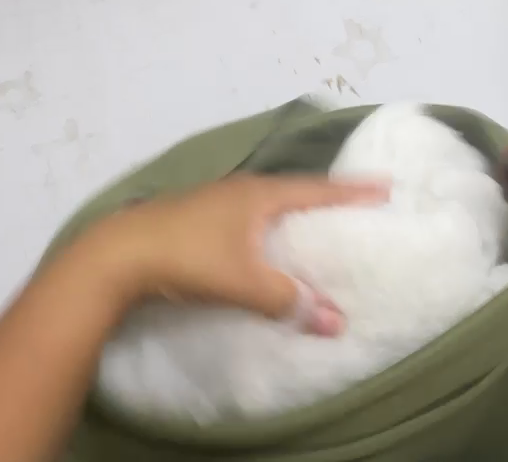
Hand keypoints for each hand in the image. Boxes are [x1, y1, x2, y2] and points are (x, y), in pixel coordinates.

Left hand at [75, 175, 387, 334]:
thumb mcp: (244, 282)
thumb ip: (290, 300)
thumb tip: (338, 321)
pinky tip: (267, 234)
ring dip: (296, 206)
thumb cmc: (190, 256)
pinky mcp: (201, 213)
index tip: (385, 185)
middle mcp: (243, 188)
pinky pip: (251, 211)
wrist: (122, 251)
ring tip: (318, 216)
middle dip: (327, 194)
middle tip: (357, 201)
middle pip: (295, 187)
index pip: (317, 189)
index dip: (352, 191)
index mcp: (260, 194)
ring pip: (270, 199)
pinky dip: (272, 219)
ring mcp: (219, 197)